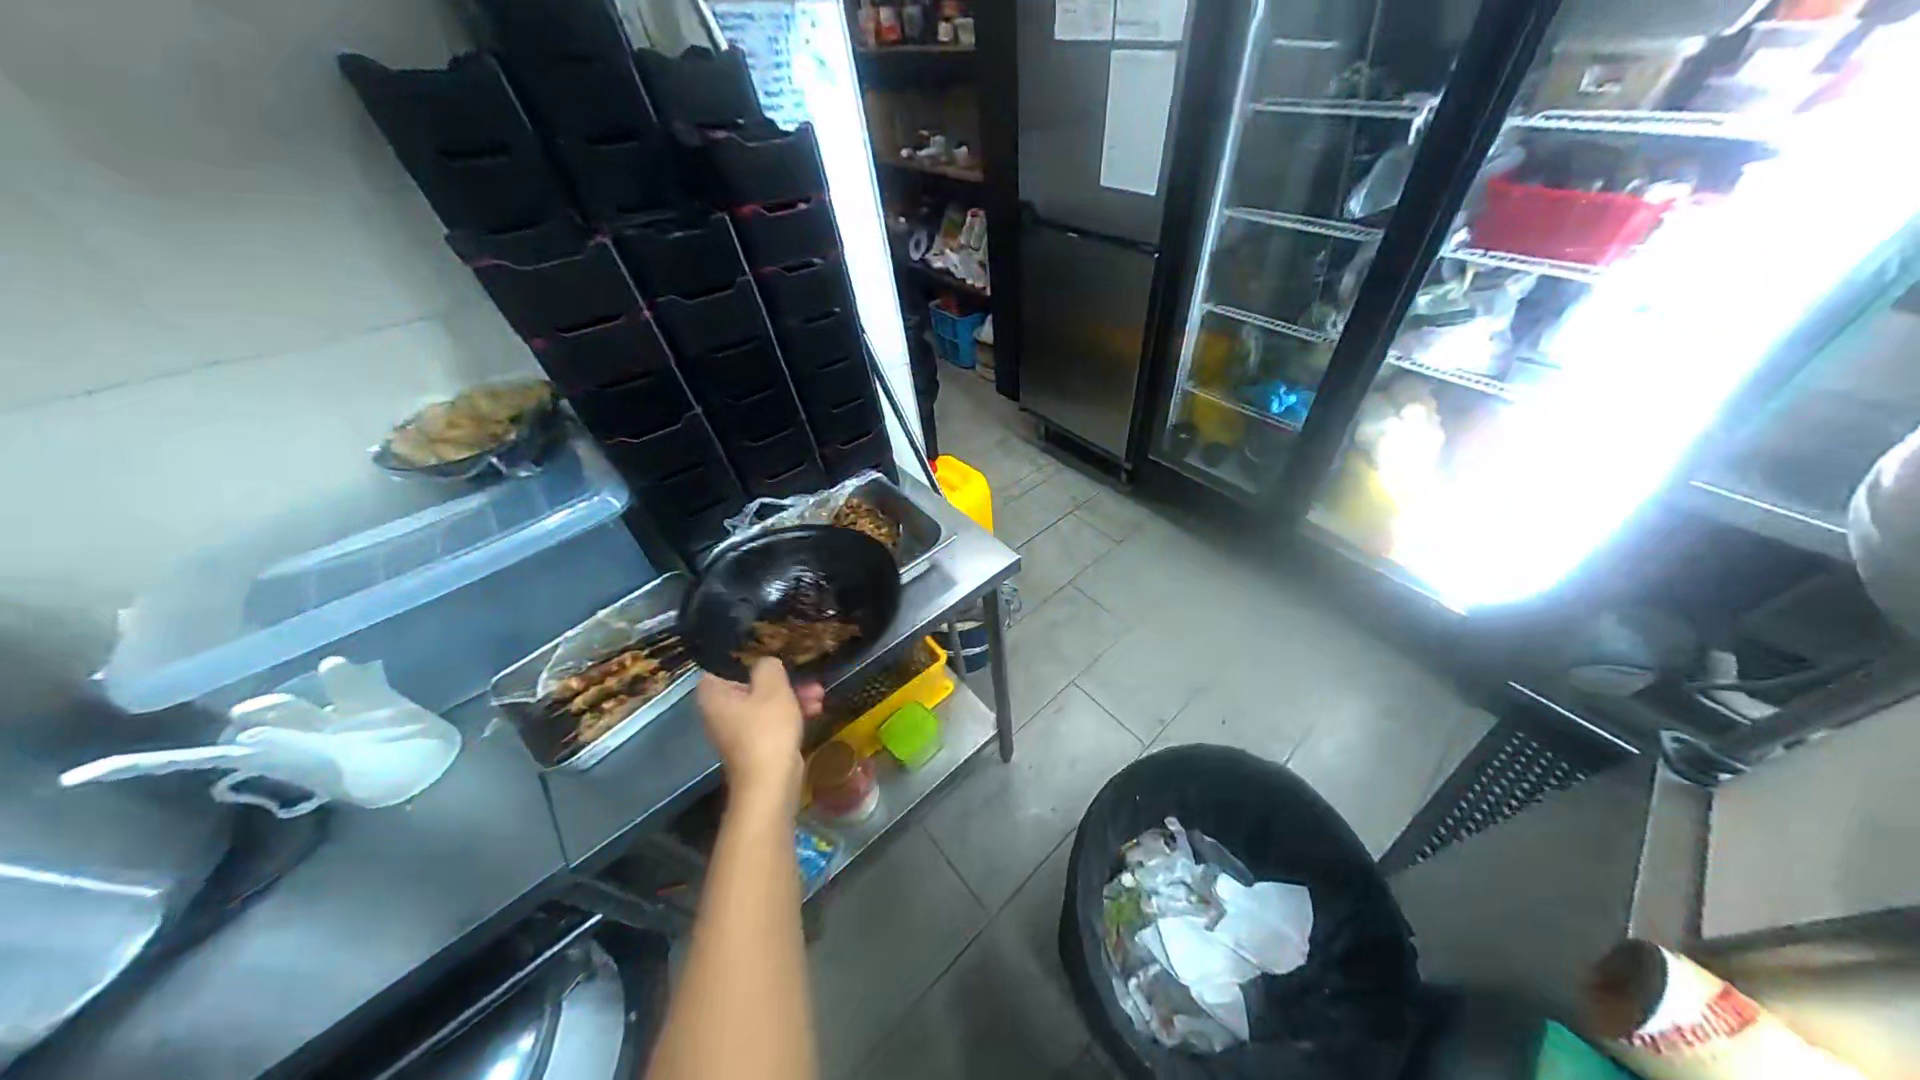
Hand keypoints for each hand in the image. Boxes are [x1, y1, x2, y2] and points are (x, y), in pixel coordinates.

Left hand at [696, 658, 823, 812]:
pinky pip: (770, 720)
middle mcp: (718, 709)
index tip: (772, 649)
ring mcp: (736, 729)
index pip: (724, 663)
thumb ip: (768, 665)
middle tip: (806, 676)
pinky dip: (789, 713)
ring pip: (765, 702)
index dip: (748, 654)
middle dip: (782, 680)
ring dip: (792, 695)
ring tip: (819, 694)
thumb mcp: (773, 687)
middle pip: (751, 683)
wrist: (770, 783)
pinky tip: (815, 710)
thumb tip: (766, 664)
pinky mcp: (754, 744)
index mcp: (713, 693)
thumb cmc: (767, 729)